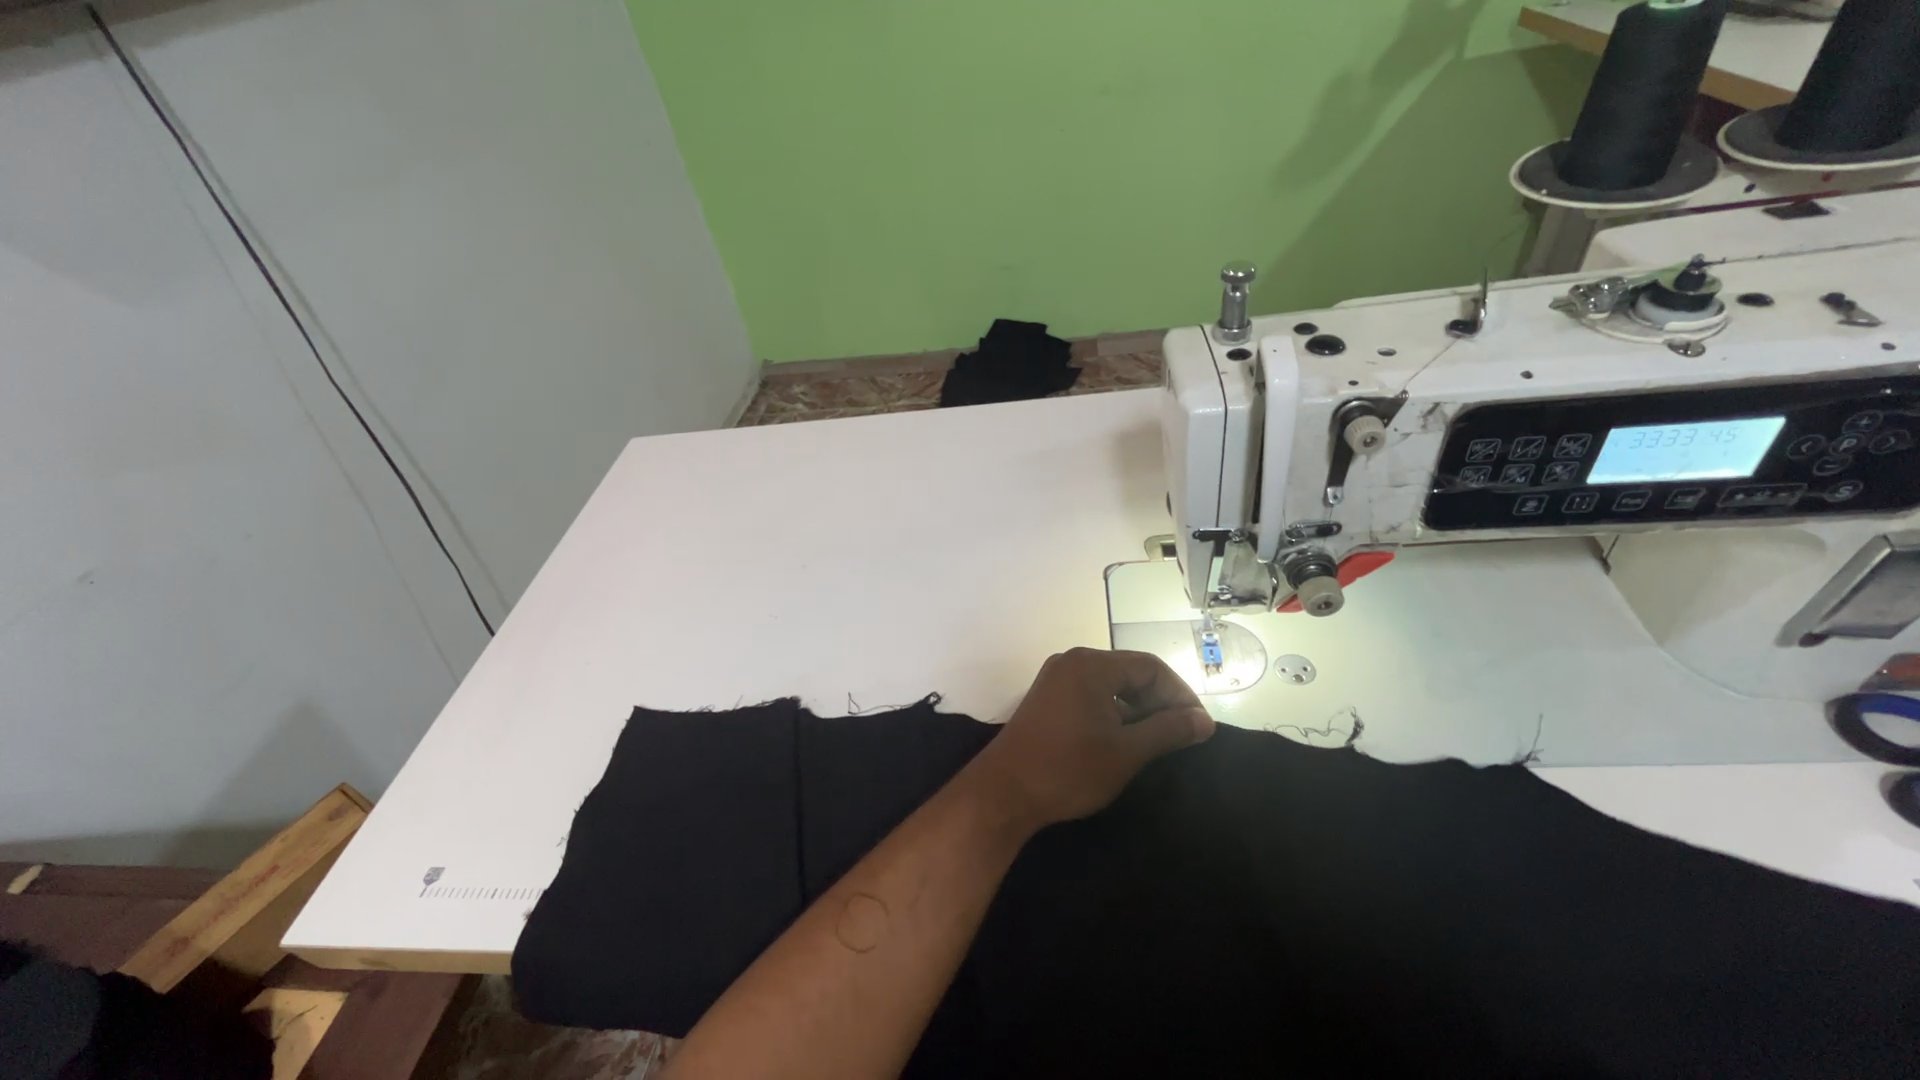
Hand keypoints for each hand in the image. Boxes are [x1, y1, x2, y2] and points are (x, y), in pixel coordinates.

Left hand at [969, 648, 1214, 829]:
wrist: (1003, 793)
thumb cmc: (1068, 769)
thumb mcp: (1127, 752)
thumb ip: (1169, 731)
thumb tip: (1204, 720)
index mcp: (1091, 665)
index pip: (1151, 667)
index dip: (1180, 695)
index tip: (1199, 728)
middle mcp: (1071, 662)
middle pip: (1130, 673)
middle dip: (1160, 702)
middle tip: (1182, 737)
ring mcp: (1055, 681)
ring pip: (1111, 687)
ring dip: (1138, 711)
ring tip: (1157, 744)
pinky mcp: (1047, 701)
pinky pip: (1091, 697)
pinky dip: (1114, 715)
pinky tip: (1124, 743)